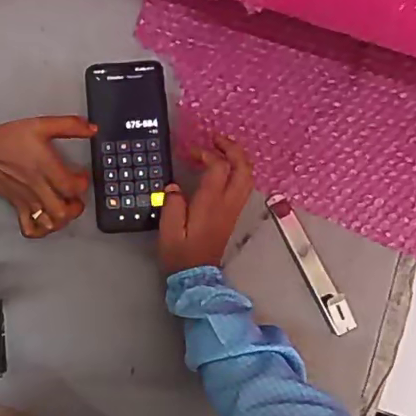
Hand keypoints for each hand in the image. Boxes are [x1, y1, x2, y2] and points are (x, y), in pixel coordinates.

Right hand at [0, 114, 94, 237]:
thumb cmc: (9, 139)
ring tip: (63, 209)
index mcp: (46, 168)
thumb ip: (69, 126)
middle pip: (63, 211)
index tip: (81, 177)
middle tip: (76, 199)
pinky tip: (45, 221)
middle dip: (75, 208)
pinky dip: (40, 230)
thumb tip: (91, 129)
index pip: (72, 187)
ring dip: (61, 220)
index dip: (82, 184)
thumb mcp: (41, 125)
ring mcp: (27, 200)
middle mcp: (37, 187)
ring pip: (49, 223)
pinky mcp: (18, 206)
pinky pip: (29, 228)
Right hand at [158, 134, 254, 274]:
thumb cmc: (180, 255)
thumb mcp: (169, 230)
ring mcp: (233, 209)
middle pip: (242, 167)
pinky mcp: (232, 215)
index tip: (189, 153)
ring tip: (221, 150)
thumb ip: (171, 205)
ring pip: (246, 175)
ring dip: (237, 158)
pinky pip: (243, 185)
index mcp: (211, 204)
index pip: (218, 168)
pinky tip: (224, 169)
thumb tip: (173, 188)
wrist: (196, 275)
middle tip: (215, 139)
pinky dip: (237, 170)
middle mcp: (227, 204)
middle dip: (231, 148)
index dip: (206, 154)